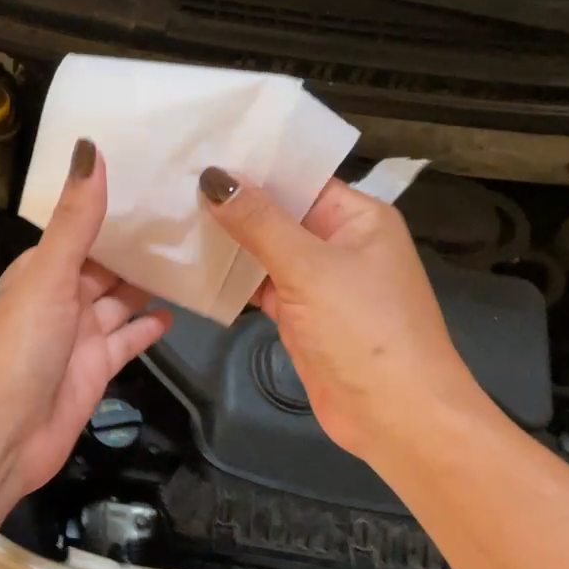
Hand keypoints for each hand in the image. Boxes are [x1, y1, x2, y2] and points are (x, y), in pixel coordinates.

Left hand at [0, 140, 172, 500]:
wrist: (4, 436)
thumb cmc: (19, 349)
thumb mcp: (48, 277)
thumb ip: (75, 220)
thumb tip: (90, 148)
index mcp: (42, 269)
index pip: (82, 228)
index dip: (114, 206)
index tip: (157, 178)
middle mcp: (61, 297)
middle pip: (106, 264)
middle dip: (139, 244)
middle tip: (192, 214)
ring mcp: (80, 334)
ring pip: (121, 300)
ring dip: (149, 282)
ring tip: (195, 254)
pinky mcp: (98, 368)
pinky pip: (128, 339)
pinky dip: (149, 327)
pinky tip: (178, 310)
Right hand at [198, 169, 490, 463]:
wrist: (396, 416)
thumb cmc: (363, 331)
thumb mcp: (308, 268)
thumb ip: (259, 222)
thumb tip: (215, 177)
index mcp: (357, 218)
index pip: (299, 178)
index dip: (252, 166)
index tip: (198, 152)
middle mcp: (340, 243)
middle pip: (279, 214)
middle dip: (232, 204)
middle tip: (172, 183)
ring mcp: (320, 282)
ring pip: (266, 251)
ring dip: (228, 242)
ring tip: (172, 217)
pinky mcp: (302, 316)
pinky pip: (261, 286)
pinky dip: (232, 280)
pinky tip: (192, 267)